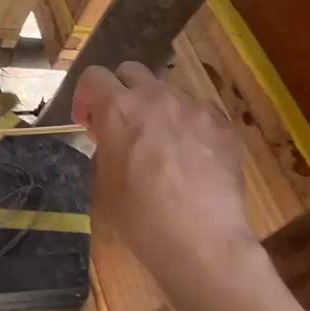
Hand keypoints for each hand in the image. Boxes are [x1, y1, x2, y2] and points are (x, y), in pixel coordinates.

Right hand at [74, 62, 258, 287]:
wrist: (200, 239)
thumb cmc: (140, 217)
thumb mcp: (105, 181)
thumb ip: (105, 146)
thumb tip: (112, 136)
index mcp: (119, 109)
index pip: (94, 77)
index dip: (86, 98)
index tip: (88, 123)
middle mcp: (156, 96)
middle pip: (132, 71)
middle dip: (121, 93)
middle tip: (121, 127)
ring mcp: (194, 107)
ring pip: (168, 92)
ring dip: (157, 109)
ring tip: (162, 146)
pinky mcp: (223, 124)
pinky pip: (198, 112)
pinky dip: (188, 126)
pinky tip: (191, 159)